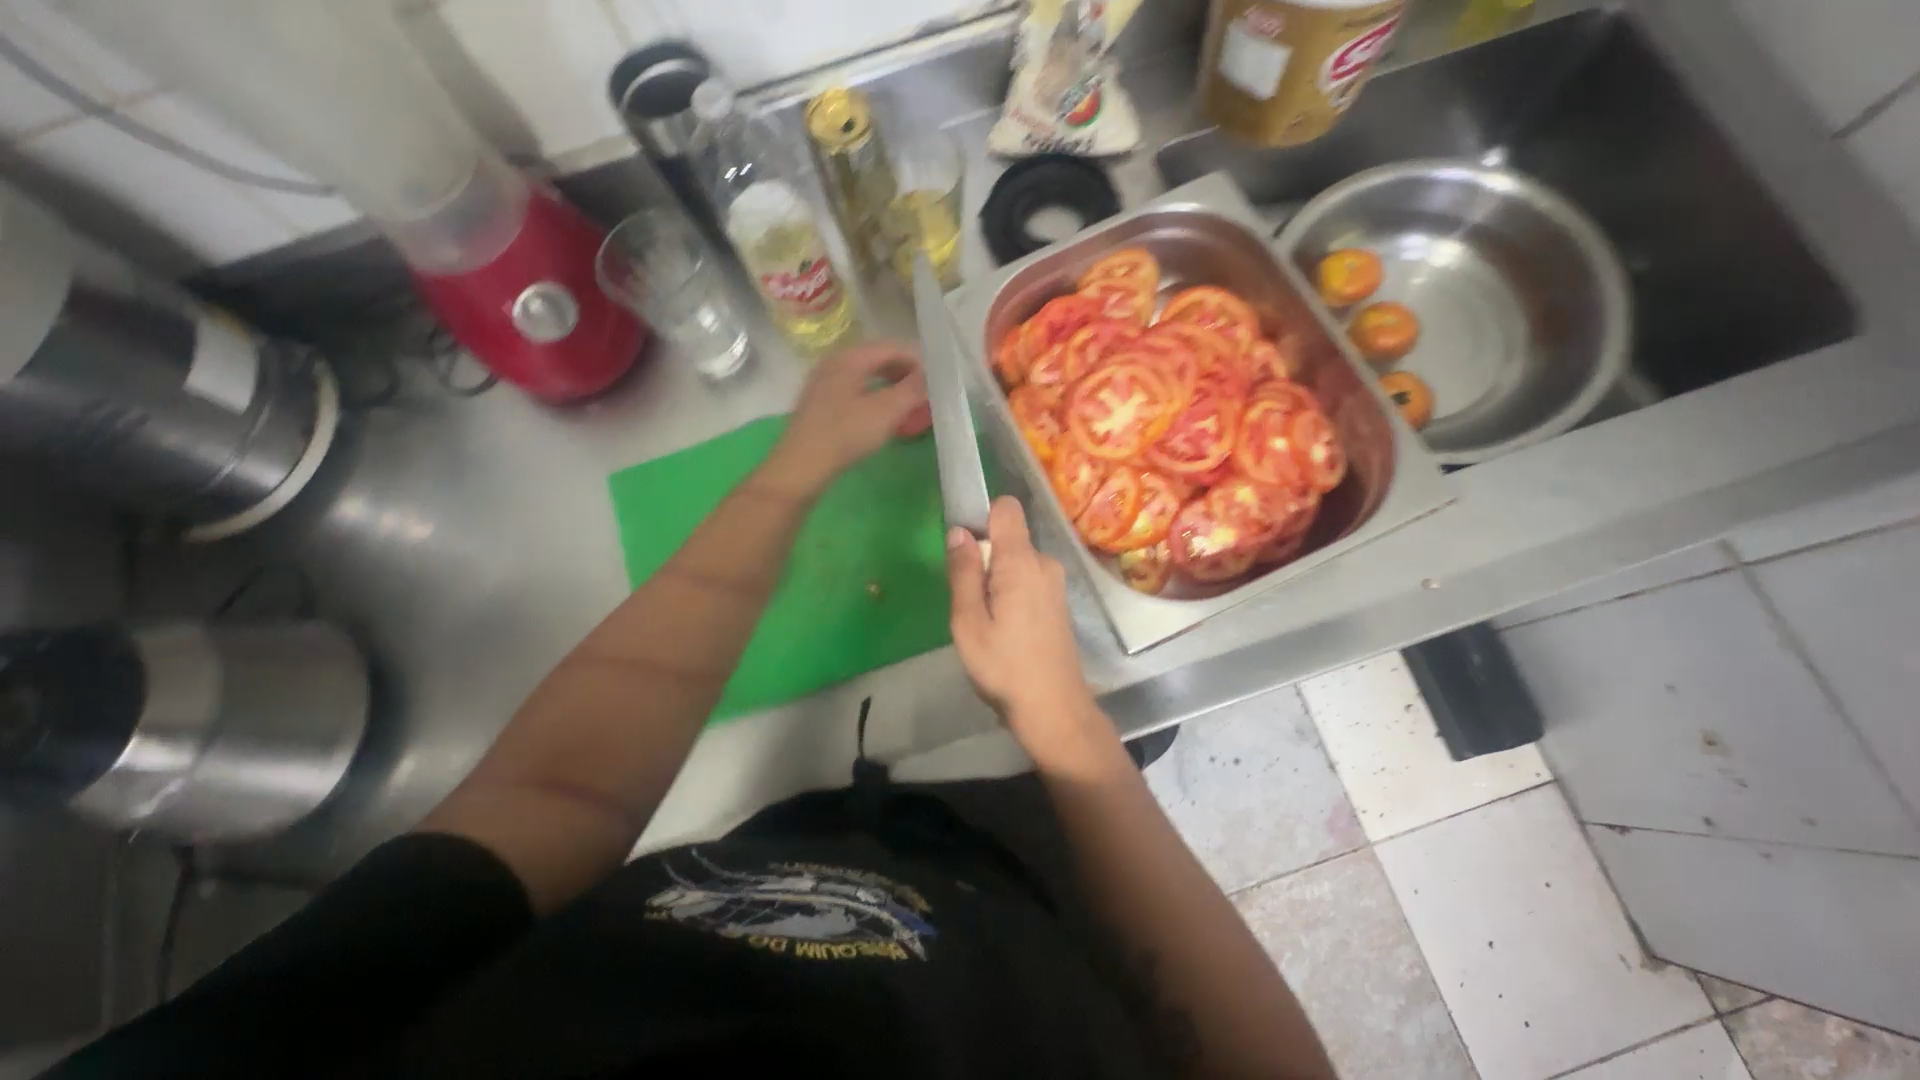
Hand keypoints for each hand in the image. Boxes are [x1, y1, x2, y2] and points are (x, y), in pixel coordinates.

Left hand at [762, 341, 928, 497]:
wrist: (801, 466)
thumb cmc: (845, 434)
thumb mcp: (886, 411)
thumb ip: (912, 389)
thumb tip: (932, 375)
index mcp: (849, 358)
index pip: (892, 347)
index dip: (917, 360)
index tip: (937, 379)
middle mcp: (834, 363)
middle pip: (877, 358)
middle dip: (904, 372)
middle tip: (926, 391)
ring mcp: (823, 382)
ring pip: (865, 375)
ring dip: (890, 385)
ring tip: (908, 403)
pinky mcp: (819, 403)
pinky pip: (854, 389)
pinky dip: (874, 395)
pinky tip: (882, 414)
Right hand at [947, 497, 1117, 767]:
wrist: (1054, 709)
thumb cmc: (1004, 667)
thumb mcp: (968, 622)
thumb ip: (963, 572)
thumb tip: (958, 531)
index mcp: (1021, 562)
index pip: (1006, 507)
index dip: (981, 516)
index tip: (963, 546)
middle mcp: (1044, 563)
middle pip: (1009, 538)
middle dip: (984, 558)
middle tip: (969, 602)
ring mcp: (1055, 584)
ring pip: (1017, 562)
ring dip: (996, 581)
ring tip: (986, 622)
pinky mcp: (1058, 602)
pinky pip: (1028, 580)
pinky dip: (1011, 595)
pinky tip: (1004, 631)